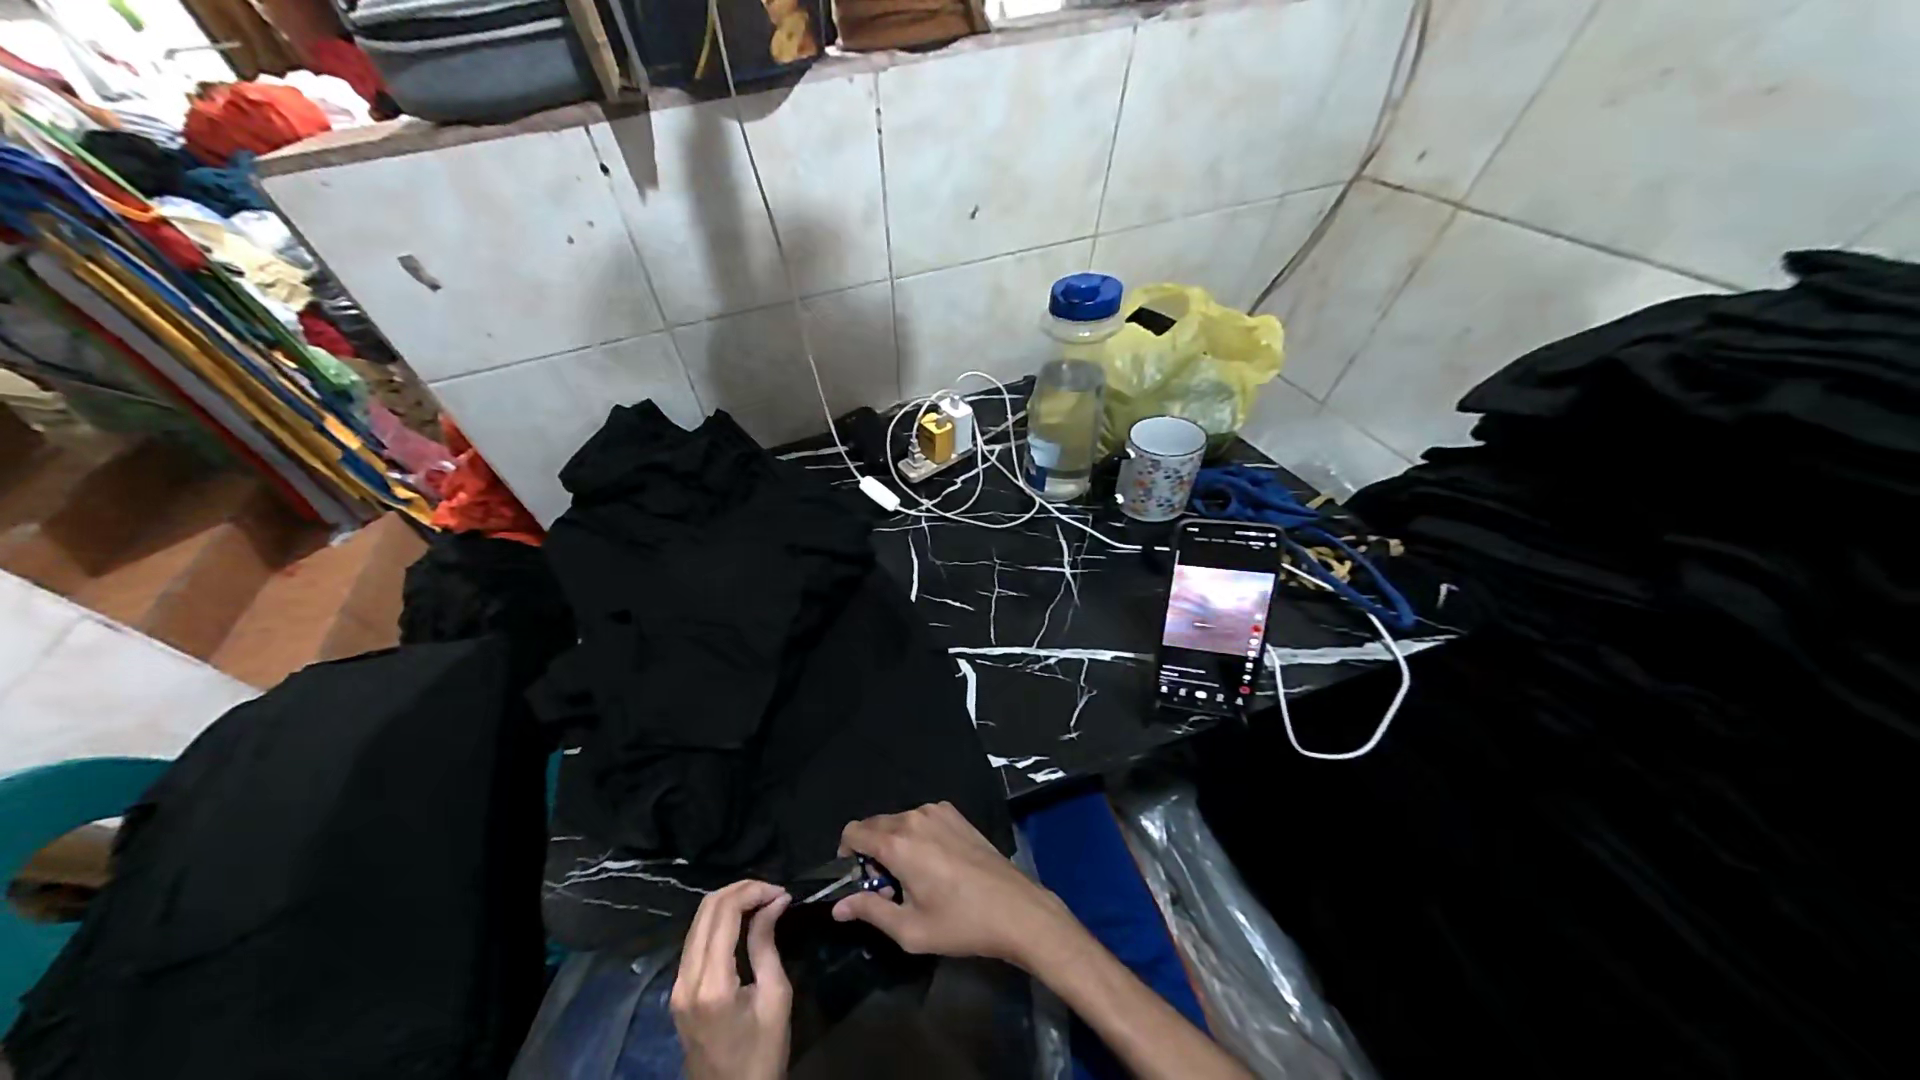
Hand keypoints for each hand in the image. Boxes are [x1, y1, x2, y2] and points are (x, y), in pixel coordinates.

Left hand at [671, 880, 792, 1079]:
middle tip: (773, 893)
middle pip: (706, 909)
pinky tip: (743, 921)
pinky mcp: (678, 991)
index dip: (753, 891)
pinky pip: (695, 940)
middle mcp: (686, 979)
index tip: (781, 893)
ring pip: (698, 921)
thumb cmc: (762, 1054)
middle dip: (741, 890)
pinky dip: (719, 921)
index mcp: (712, 983)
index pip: (724, 912)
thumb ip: (767, 944)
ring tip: (762, 902)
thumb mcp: (776, 997)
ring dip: (729, 902)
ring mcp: (676, 986)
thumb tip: (775, 902)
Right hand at [831, 801, 1073, 968]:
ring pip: (899, 821)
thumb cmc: (960, 923)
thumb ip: (870, 911)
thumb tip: (839, 906)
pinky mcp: (957, 815)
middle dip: (871, 852)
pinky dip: (917, 836)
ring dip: (895, 843)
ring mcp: (939, 811)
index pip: (854, 831)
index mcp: (898, 843)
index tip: (858, 879)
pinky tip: (935, 864)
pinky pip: (922, 819)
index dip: (847, 853)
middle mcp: (915, 817)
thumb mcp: (910, 929)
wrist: (1016, 909)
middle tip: (888, 887)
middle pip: (875, 824)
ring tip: (914, 879)